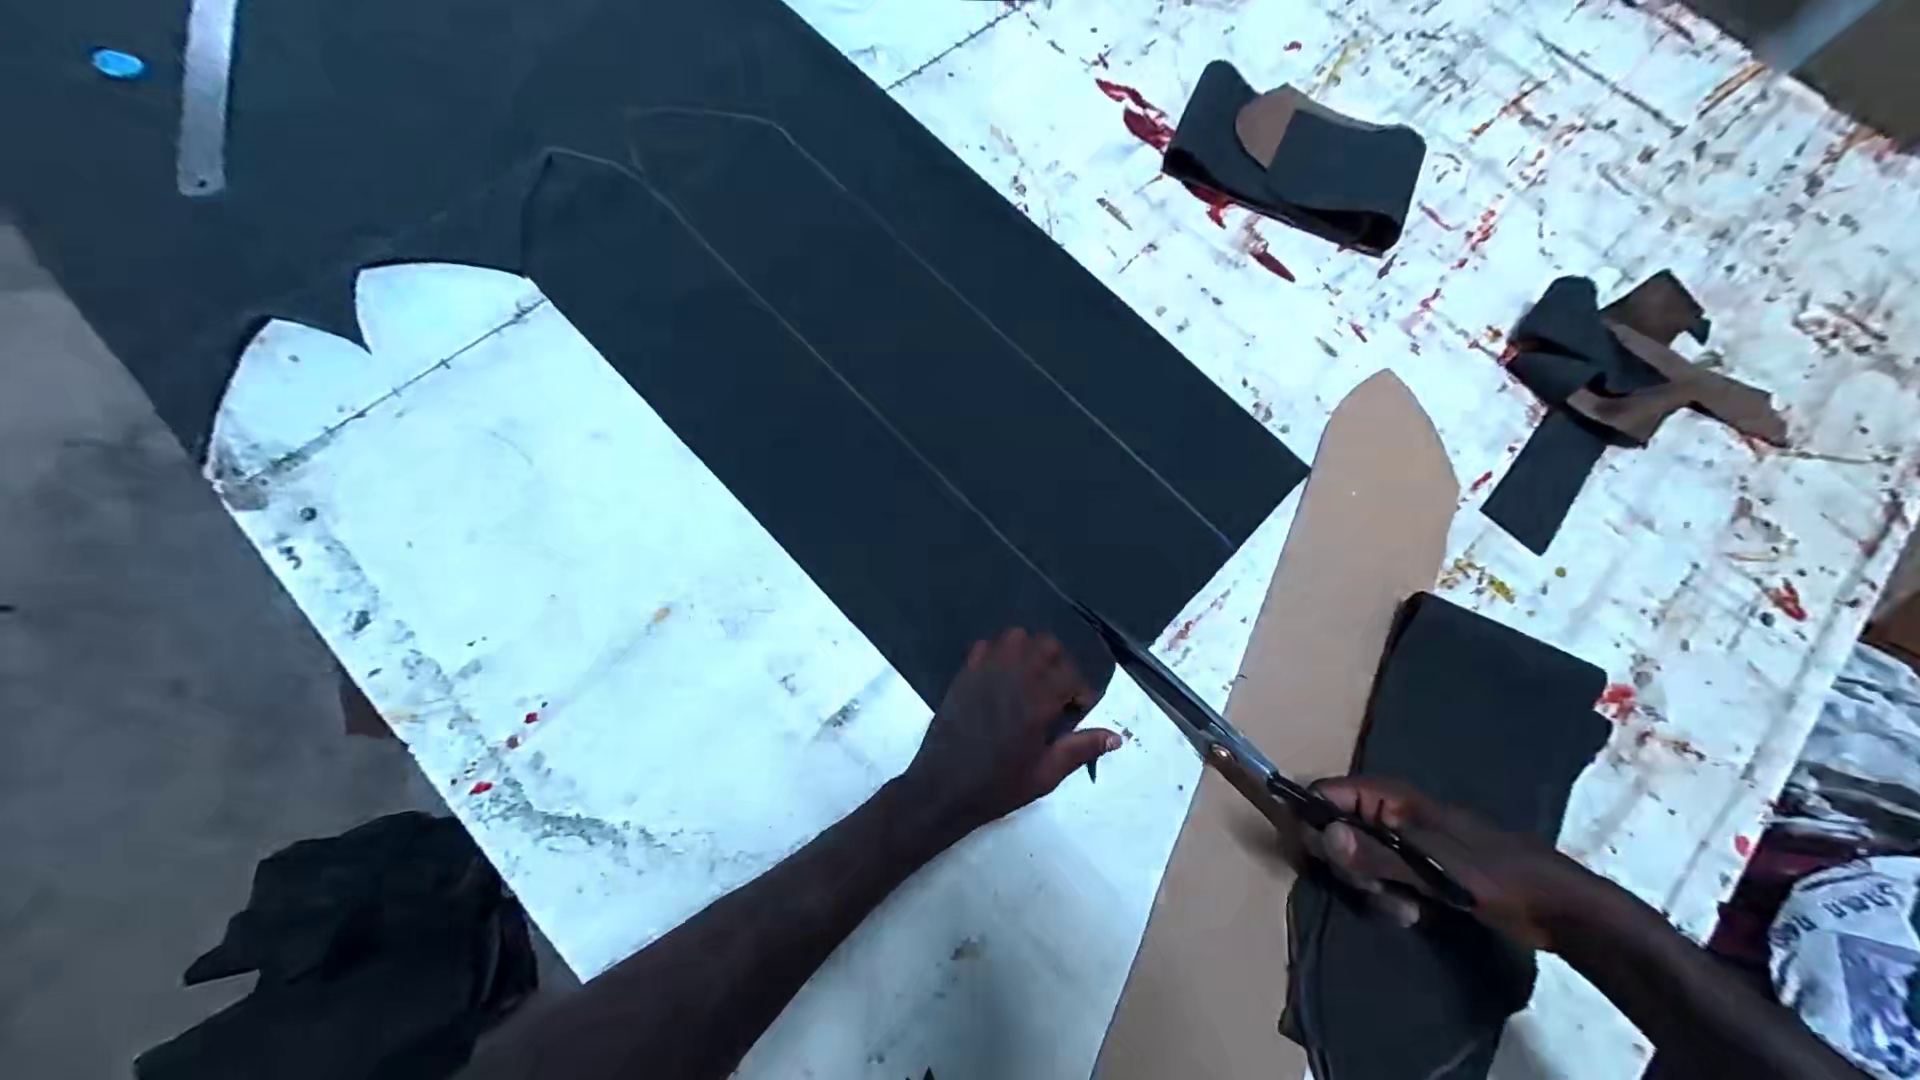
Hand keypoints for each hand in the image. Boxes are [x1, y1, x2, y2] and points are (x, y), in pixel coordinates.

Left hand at [901, 628, 1119, 838]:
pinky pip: (986, 646)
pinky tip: (999, 677)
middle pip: (1047, 644)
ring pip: (1016, 637)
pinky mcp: (965, 674)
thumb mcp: (1046, 774)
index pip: (1072, 675)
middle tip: (1055, 691)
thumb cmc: (998, 785)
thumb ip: (1081, 749)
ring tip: (1029, 678)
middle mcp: (1015, 677)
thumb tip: (1116, 737)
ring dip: (1028, 652)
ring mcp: (986, 671)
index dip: (1081, 692)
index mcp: (1038, 702)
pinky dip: (997, 653)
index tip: (1076, 710)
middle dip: (1058, 663)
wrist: (944, 787)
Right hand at [1303, 776, 1614, 951]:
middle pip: (1332, 830)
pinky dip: (1387, 895)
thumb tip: (1320, 836)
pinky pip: (1376, 874)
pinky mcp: (1410, 863)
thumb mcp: (1431, 866)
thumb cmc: (1494, 873)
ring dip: (1370, 887)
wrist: (1558, 906)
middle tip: (1375, 888)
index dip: (1313, 825)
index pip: (1320, 795)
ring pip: (1352, 857)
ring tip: (1405, 908)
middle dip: (1347, 865)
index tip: (1323, 860)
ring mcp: (1396, 838)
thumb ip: (1373, 852)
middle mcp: (1383, 811)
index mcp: (1384, 795)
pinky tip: (1414, 912)